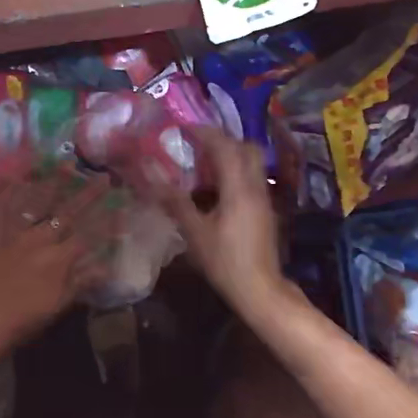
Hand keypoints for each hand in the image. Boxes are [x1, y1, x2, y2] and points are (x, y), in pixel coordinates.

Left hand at [0, 166, 113, 372]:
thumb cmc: (19, 321)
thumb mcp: (56, 306)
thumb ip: (81, 282)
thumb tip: (107, 266)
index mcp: (57, 260)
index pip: (89, 235)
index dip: (107, 221)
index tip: (122, 206)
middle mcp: (37, 240)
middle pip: (67, 212)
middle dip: (88, 194)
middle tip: (103, 177)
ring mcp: (10, 234)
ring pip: (33, 202)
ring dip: (52, 182)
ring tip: (65, 164)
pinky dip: (4, 190)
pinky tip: (12, 176)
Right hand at [143, 128, 292, 315]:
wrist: (260, 288)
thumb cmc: (225, 261)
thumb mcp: (195, 233)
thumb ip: (175, 202)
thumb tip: (151, 176)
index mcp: (239, 188)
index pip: (224, 147)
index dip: (204, 133)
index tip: (184, 128)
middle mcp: (256, 187)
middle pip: (246, 149)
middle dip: (222, 141)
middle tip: (196, 144)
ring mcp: (264, 199)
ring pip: (251, 164)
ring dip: (230, 157)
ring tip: (201, 166)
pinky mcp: (265, 211)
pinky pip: (251, 180)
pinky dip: (235, 174)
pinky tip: (215, 191)